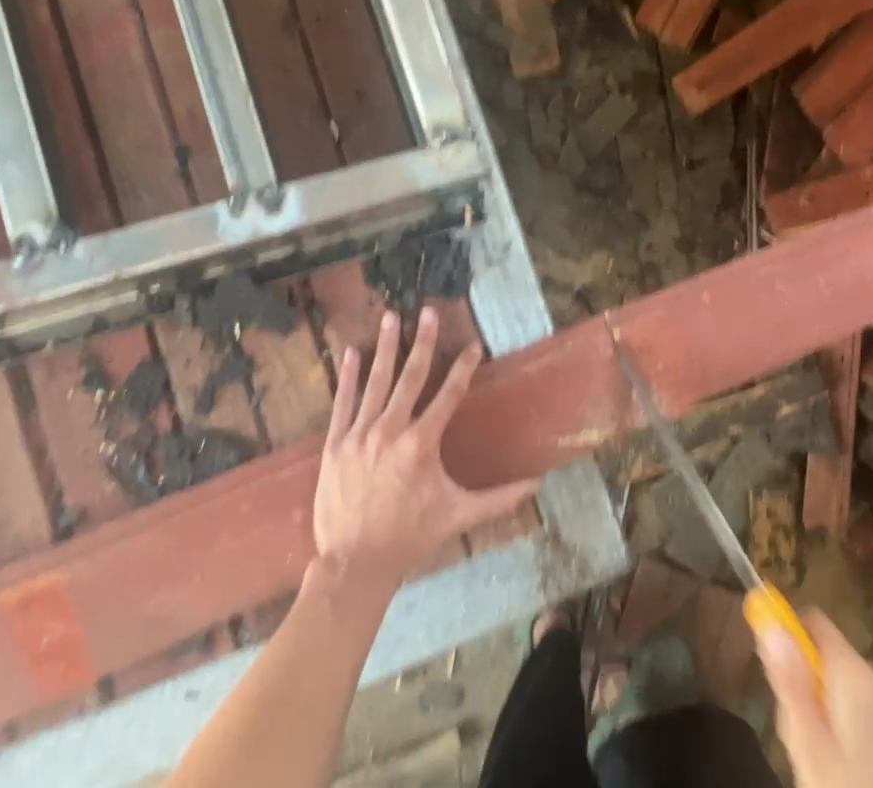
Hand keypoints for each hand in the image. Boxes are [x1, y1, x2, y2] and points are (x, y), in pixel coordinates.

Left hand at [312, 306, 538, 585]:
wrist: (356, 560)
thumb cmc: (411, 536)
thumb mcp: (459, 515)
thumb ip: (500, 498)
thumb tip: (538, 486)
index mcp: (421, 445)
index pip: (448, 396)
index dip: (463, 369)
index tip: (474, 346)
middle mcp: (389, 432)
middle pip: (410, 378)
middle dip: (423, 343)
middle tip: (429, 312)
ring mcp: (358, 436)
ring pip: (375, 384)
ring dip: (385, 349)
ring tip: (391, 318)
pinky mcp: (335, 446)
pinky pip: (342, 404)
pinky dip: (348, 378)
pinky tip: (351, 353)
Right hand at [757, 610, 872, 787]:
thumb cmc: (846, 786)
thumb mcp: (808, 741)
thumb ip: (789, 681)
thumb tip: (770, 627)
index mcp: (855, 672)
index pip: (813, 622)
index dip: (786, 635)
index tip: (771, 669)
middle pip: (823, 656)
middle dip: (803, 685)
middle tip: (797, 732)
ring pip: (838, 683)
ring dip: (820, 705)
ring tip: (818, 754)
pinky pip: (858, 702)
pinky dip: (841, 719)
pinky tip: (841, 760)